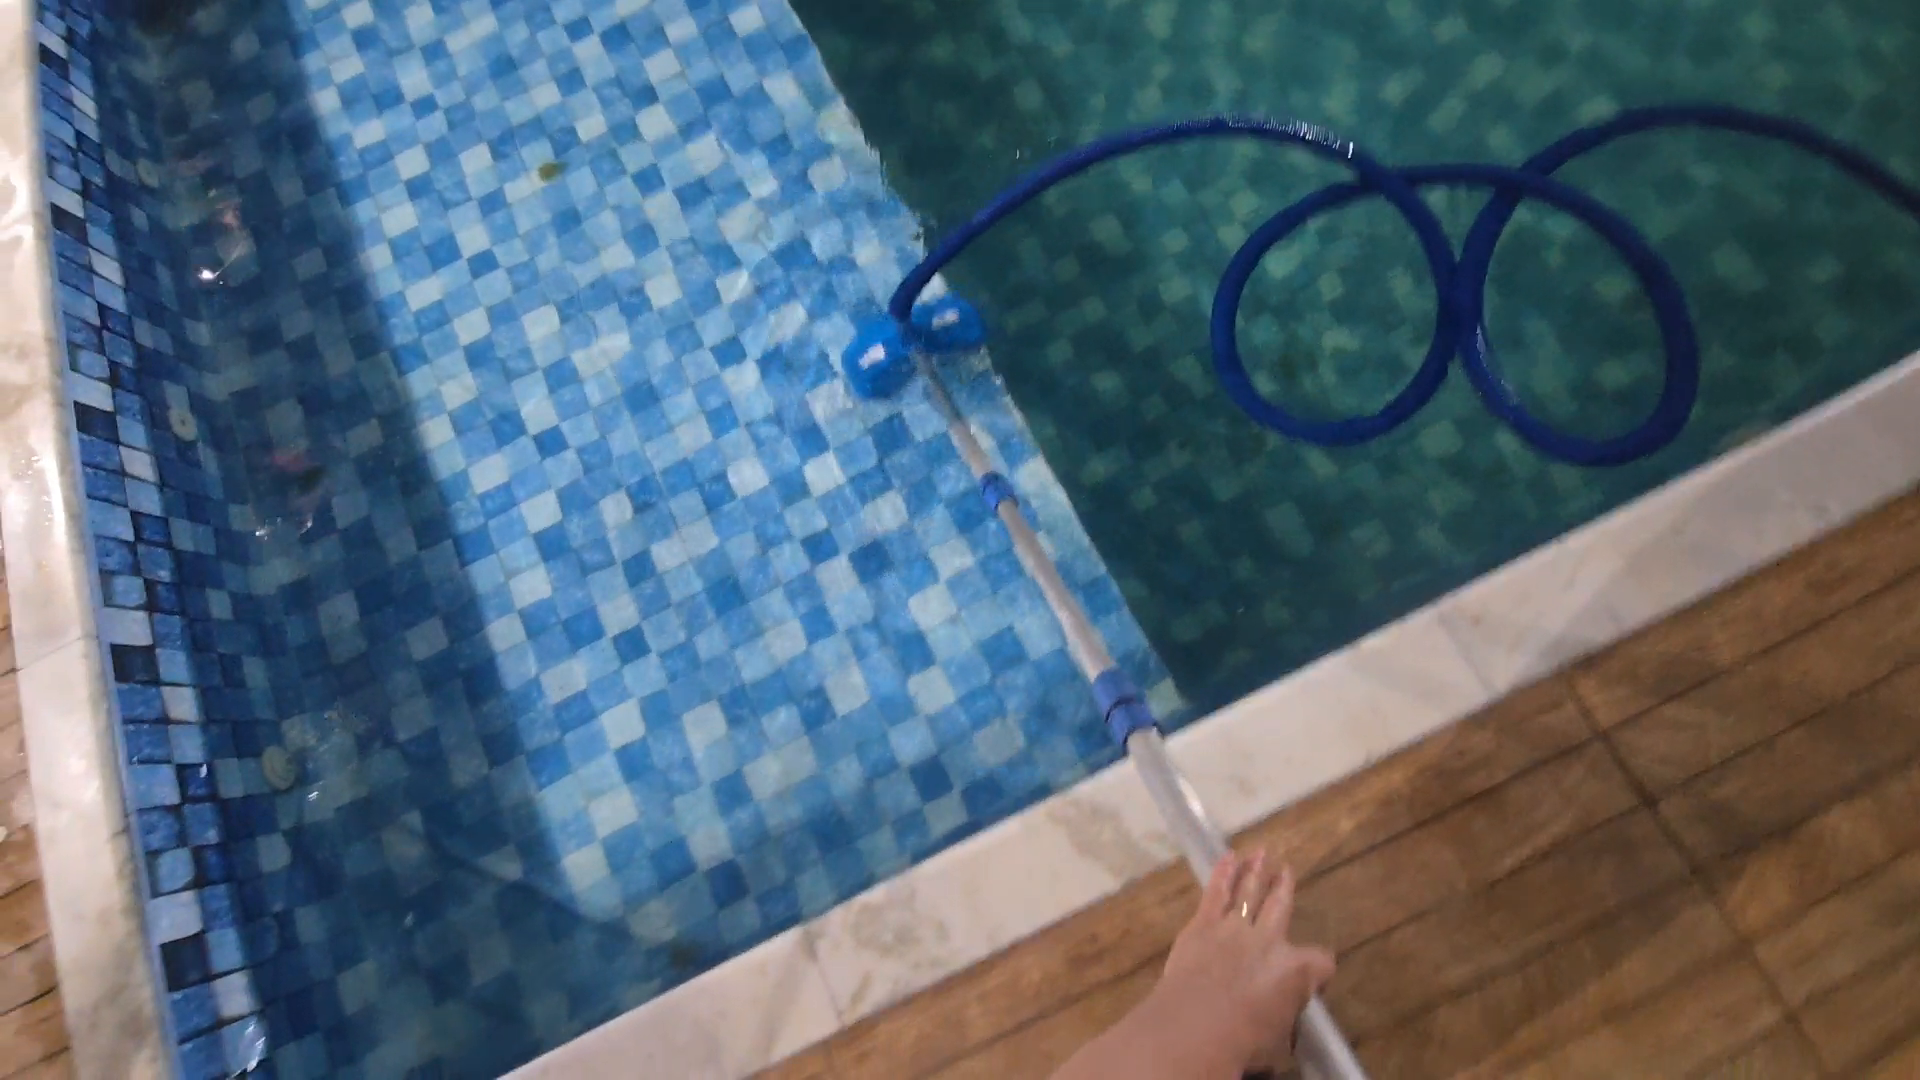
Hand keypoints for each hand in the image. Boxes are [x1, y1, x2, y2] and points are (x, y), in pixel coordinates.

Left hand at [1151, 850, 1335, 1071]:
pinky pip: (1217, 890)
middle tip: (1286, 868)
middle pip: (1280, 907)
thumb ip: (1281, 1020)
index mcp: (1296, 971)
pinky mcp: (1204, 921)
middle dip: (1284, 888)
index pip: (1321, 962)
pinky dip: (1223, 871)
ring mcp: (1234, 926)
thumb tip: (1275, 1021)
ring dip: (1256, 871)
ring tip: (1261, 852)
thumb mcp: (1278, 1042)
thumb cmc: (1243, 1043)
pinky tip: (1229, 857)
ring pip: (1249, 890)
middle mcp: (1269, 940)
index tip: (1319, 971)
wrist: (1197, 1023)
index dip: (1321, 969)